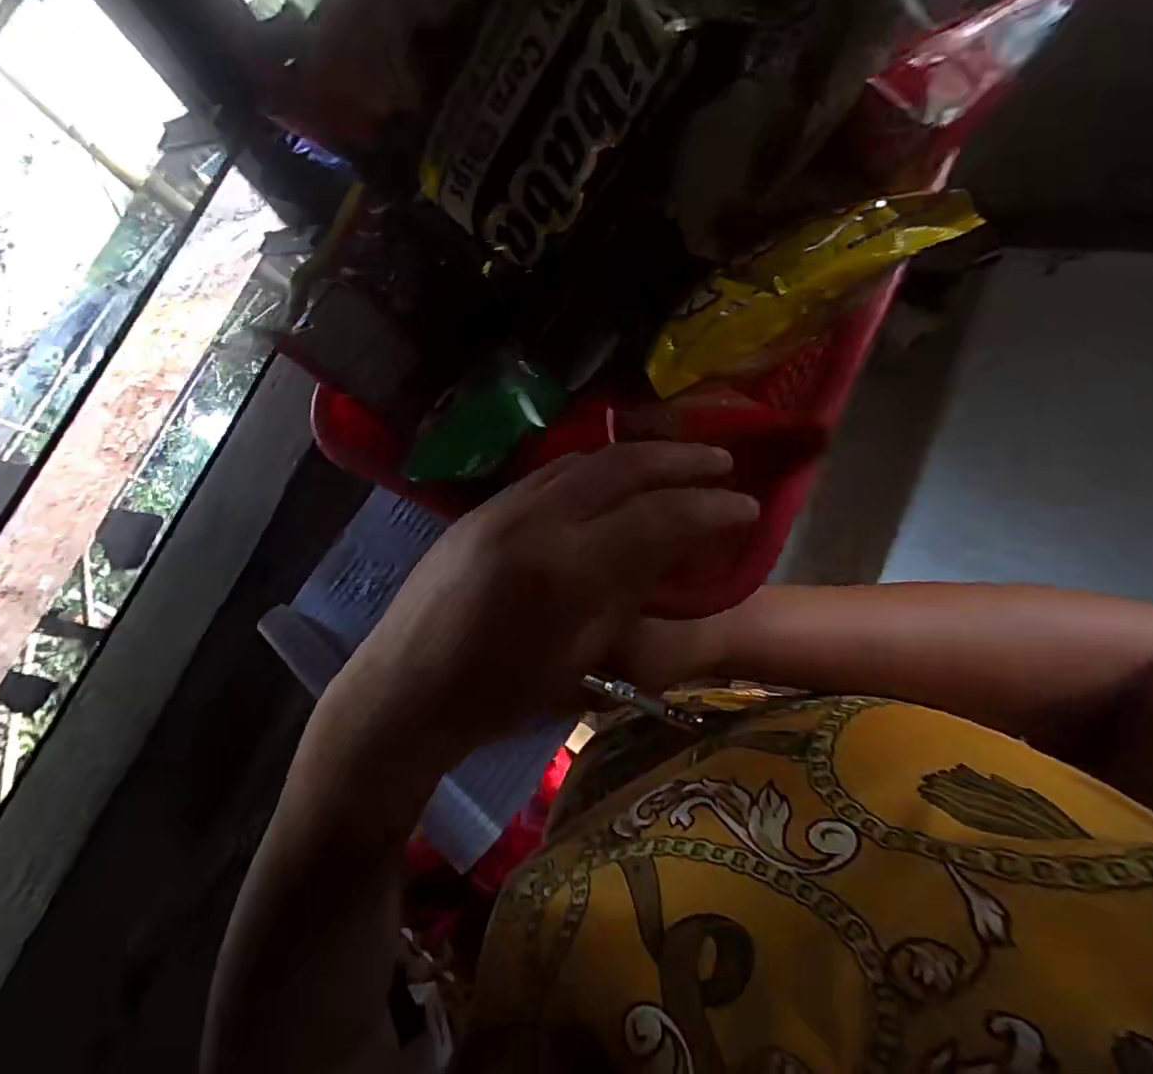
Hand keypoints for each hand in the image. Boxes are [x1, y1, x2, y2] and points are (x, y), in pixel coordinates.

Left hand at [322, 442, 760, 766]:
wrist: (406, 688)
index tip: (745, 507)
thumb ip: (625, 597)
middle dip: (678, 461)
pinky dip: (590, 468)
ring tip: (673, 458)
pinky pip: (546, 474)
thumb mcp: (576, 659)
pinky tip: (608, 475)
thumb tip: (668, 552)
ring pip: (580, 462)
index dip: (709, 509)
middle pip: (619, 468)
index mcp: (564, 568)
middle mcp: (533, 520)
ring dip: (633, 455)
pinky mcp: (478, 510)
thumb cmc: (494, 696)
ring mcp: (499, 507)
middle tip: (722, 463)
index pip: (656, 517)